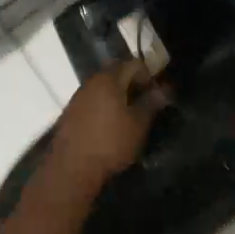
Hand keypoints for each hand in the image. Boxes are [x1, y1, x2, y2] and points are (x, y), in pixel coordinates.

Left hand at [50, 60, 165, 186]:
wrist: (71, 169)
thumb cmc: (111, 143)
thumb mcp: (138, 124)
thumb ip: (152, 103)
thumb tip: (164, 90)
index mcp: (109, 78)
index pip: (134, 63)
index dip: (150, 75)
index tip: (158, 92)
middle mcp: (91, 82)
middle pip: (117, 74)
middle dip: (134, 84)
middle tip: (147, 102)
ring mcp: (78, 97)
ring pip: (103, 88)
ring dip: (119, 96)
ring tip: (131, 115)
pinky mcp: (70, 113)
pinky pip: (93, 101)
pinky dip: (105, 106)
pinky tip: (111, 124)